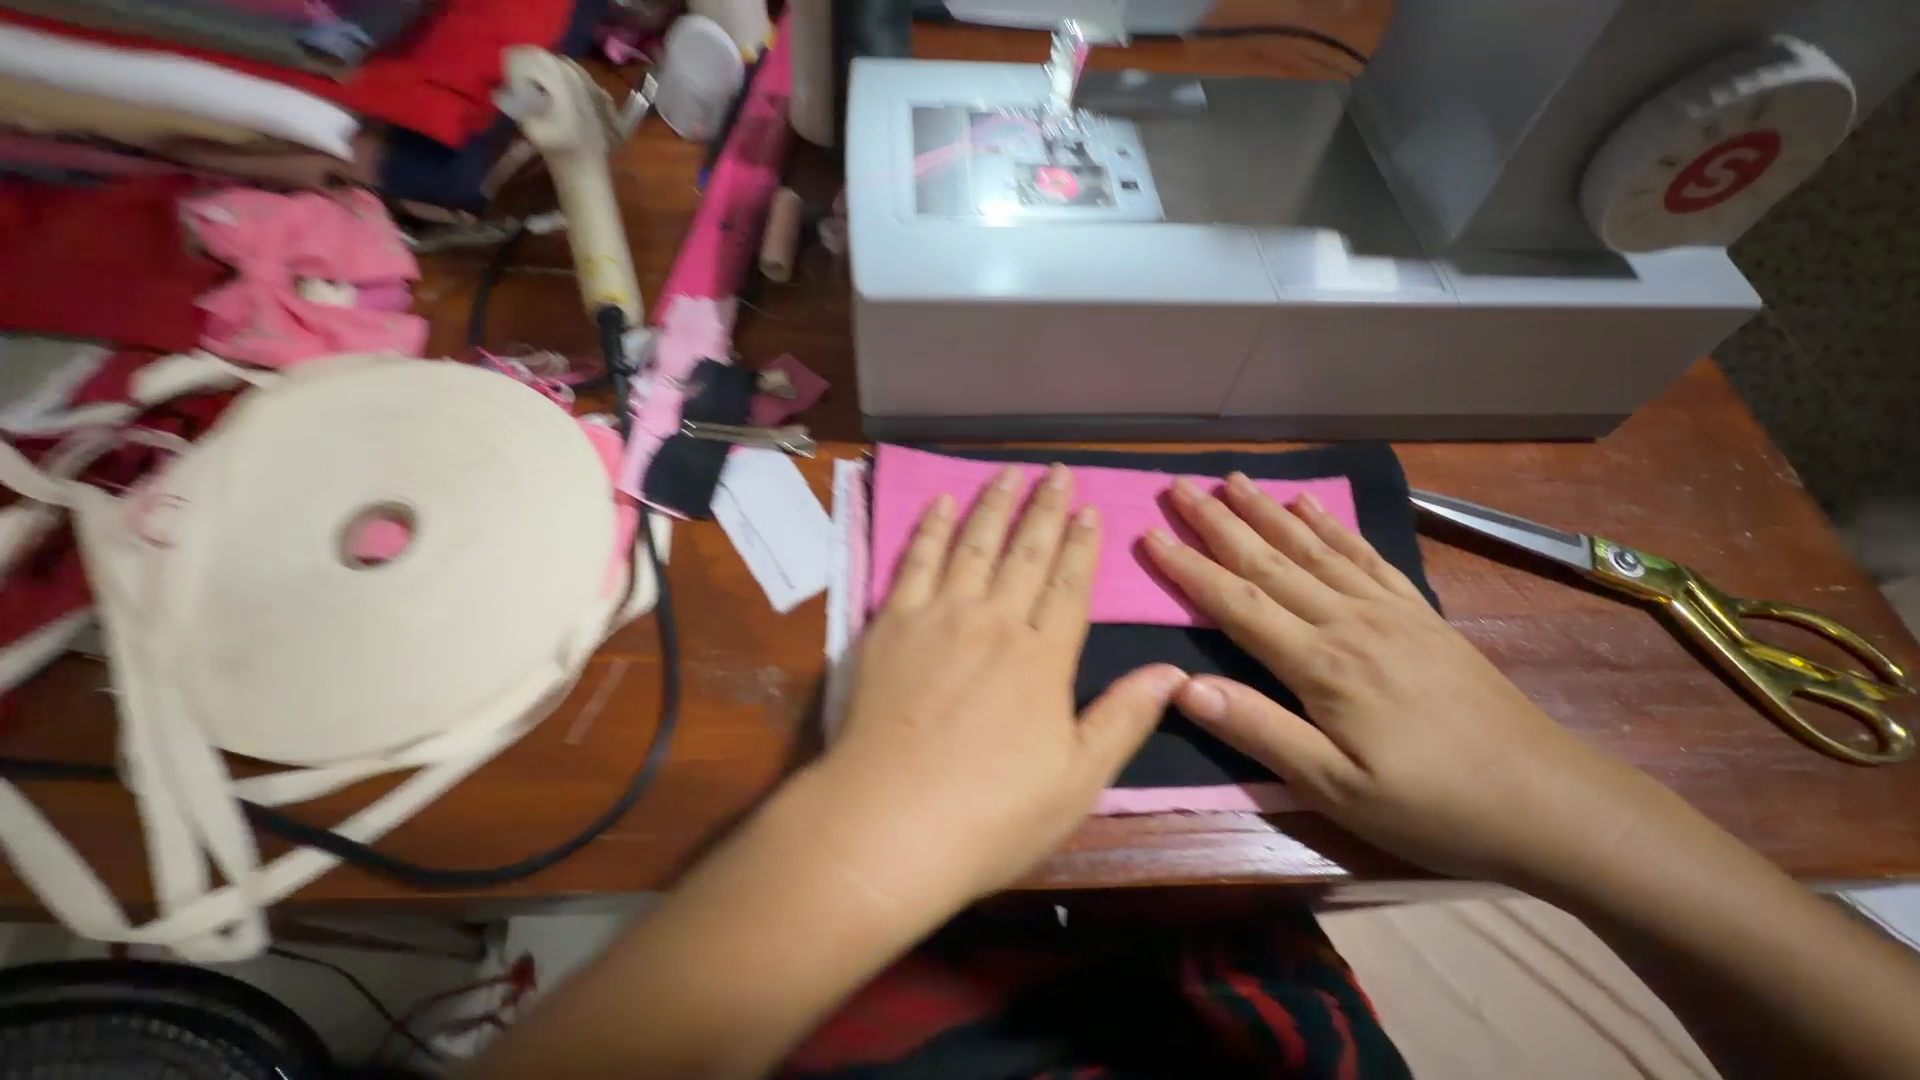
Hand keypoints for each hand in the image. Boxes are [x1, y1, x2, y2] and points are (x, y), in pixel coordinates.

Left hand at [803, 464, 1186, 918]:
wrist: (888, 823)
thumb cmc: (991, 813)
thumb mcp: (1078, 780)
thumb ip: (1124, 718)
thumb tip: (1173, 671)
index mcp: (1043, 657)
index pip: (1071, 586)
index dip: (1082, 545)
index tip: (1090, 508)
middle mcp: (994, 622)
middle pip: (1025, 553)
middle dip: (1044, 509)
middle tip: (1056, 471)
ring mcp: (937, 618)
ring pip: (972, 546)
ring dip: (992, 506)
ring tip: (1008, 473)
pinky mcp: (888, 626)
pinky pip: (914, 562)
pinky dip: (930, 529)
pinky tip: (940, 504)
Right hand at [1142, 474, 1674, 887]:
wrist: (1547, 799)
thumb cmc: (1430, 804)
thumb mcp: (1335, 787)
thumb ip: (1259, 730)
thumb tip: (1182, 687)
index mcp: (1321, 664)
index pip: (1238, 604)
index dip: (1189, 569)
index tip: (1149, 536)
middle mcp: (1349, 622)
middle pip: (1270, 562)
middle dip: (1218, 522)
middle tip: (1178, 486)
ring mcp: (1389, 612)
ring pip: (1314, 549)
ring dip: (1267, 511)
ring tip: (1233, 479)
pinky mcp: (1420, 615)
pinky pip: (1367, 556)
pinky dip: (1334, 526)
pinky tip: (1312, 505)